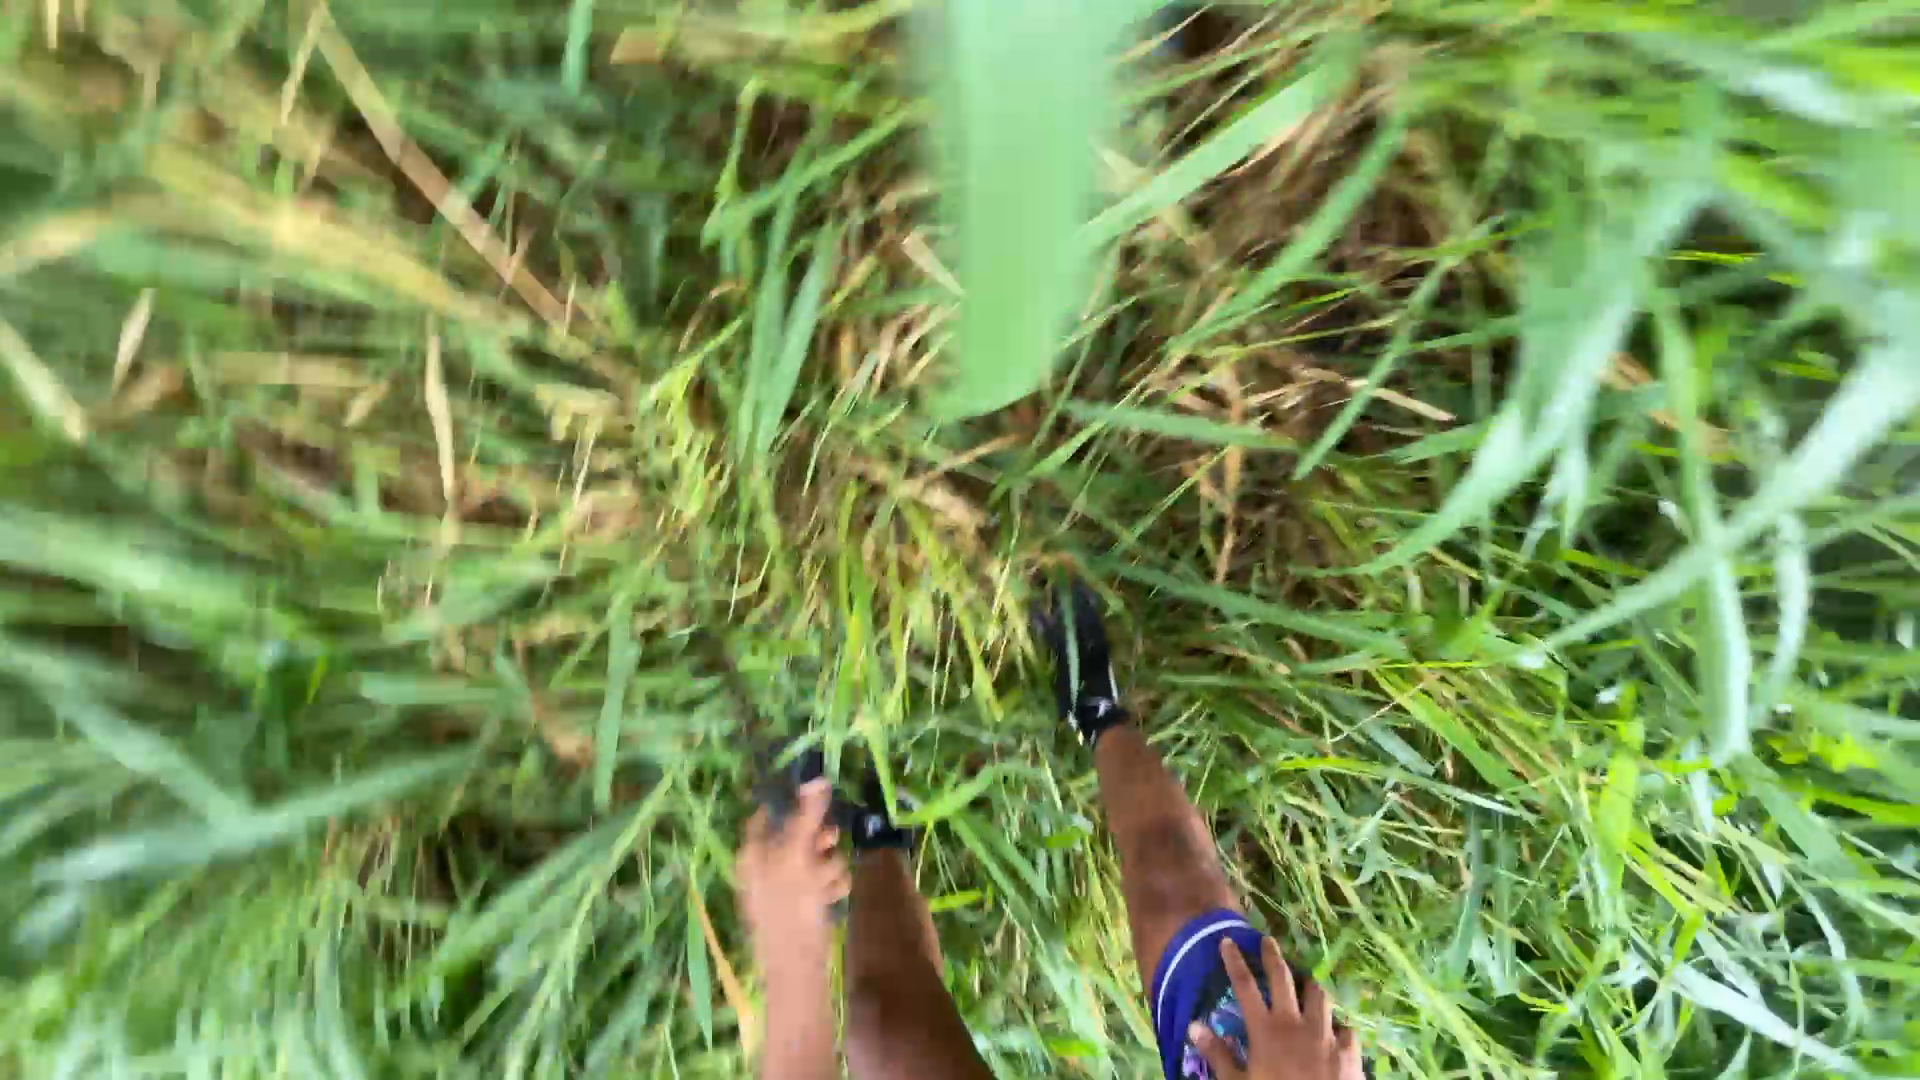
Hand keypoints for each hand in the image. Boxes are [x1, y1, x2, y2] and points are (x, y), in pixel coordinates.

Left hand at [736, 778, 850, 983]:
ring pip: (818, 854)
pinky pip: (827, 878)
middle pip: (800, 832)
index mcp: (753, 852)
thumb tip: (818, 778)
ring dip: (829, 866)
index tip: (817, 802)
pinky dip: (832, 885)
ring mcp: (787, 885)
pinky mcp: (806, 901)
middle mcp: (767, 865)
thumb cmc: (787, 908)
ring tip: (826, 884)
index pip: (770, 812)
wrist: (798, 968)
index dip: (793, 804)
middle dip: (819, 840)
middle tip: (826, 843)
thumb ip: (808, 816)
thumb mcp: (796, 856)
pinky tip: (832, 897)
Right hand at [1188, 937, 1362, 1079]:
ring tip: (1308, 982)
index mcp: (1265, 1030)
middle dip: (1273, 956)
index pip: (1244, 985)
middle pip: (1282, 978)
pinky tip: (1339, 1029)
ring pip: (1319, 996)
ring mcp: (1324, 1036)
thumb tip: (1193, 1025)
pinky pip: (1348, 1029)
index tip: (1228, 940)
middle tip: (1269, 941)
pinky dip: (1341, 1026)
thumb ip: (1218, 1055)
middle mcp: (1294, 1024)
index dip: (1234, 960)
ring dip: (1311, 986)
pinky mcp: (1349, 1054)